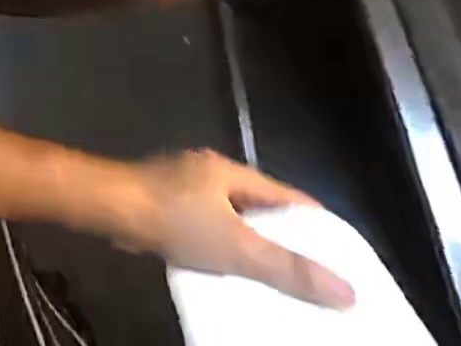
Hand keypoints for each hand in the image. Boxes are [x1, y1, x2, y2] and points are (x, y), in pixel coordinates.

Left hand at [120, 150, 355, 309]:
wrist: (112, 207)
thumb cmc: (176, 219)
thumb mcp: (237, 247)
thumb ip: (288, 269)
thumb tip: (348, 291)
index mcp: (228, 171)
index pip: (284, 194)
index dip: (315, 222)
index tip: (343, 251)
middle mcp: (208, 171)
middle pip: (257, 203)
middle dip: (284, 235)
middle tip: (316, 272)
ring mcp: (183, 183)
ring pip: (231, 215)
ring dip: (251, 241)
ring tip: (280, 277)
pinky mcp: (165, 200)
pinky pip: (207, 223)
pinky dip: (223, 243)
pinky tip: (232, 268)